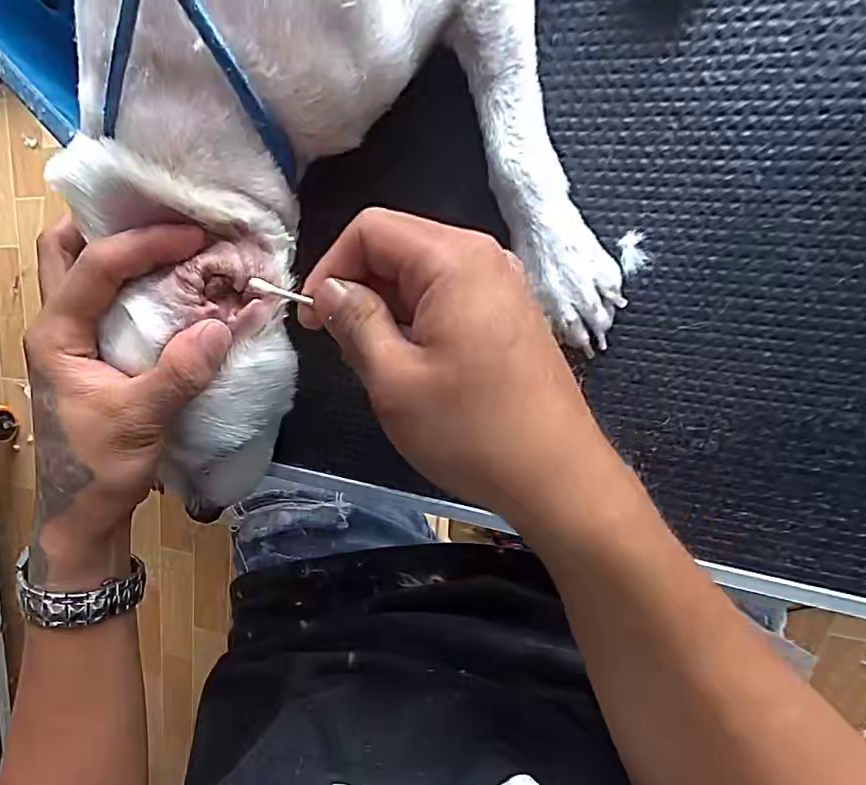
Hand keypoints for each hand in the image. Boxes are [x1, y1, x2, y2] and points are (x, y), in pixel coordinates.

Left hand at [26, 216, 233, 586]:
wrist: (83, 516)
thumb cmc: (97, 471)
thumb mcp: (139, 422)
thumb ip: (179, 372)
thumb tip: (223, 325)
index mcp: (57, 336)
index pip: (94, 265)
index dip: (144, 242)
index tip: (191, 236)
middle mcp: (56, 330)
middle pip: (61, 252)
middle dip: (103, 225)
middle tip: (153, 218)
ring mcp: (71, 347)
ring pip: (80, 277)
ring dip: (117, 254)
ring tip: (165, 245)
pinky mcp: (91, 364)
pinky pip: (106, 308)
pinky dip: (134, 290)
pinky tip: (168, 294)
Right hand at [299, 209, 614, 529]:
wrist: (553, 475)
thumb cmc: (469, 430)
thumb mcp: (394, 380)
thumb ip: (355, 324)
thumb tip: (330, 291)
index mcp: (454, 261)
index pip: (371, 229)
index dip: (330, 267)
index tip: (312, 319)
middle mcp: (483, 259)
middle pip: (398, 246)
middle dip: (356, 287)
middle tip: (334, 343)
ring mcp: (501, 288)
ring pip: (421, 277)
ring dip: (383, 308)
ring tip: (368, 361)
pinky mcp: (507, 319)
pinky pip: (447, 300)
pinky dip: (414, 321)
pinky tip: (406, 365)